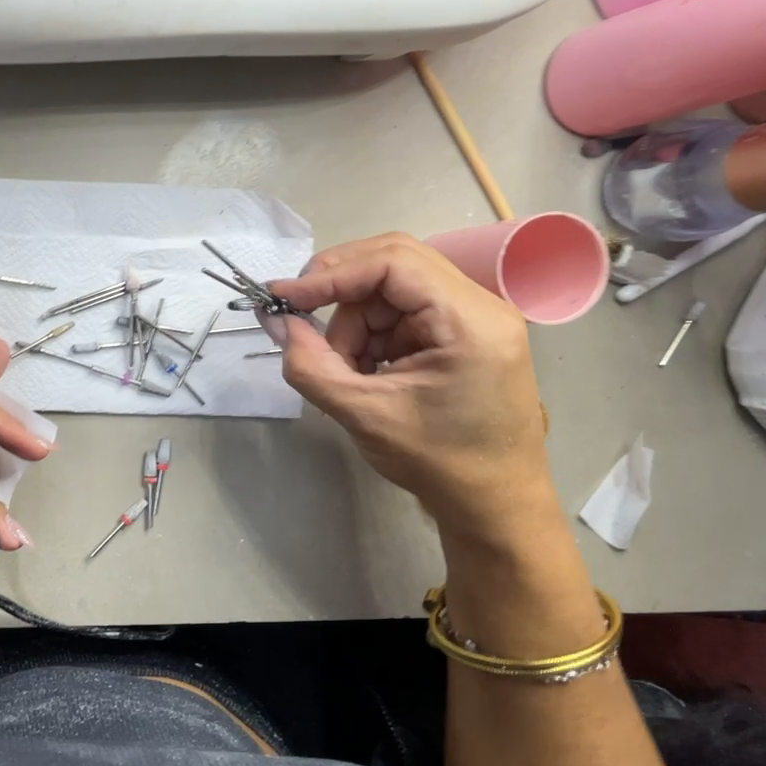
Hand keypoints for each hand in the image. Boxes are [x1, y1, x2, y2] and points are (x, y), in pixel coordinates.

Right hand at [268, 234, 556, 537]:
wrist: (491, 501)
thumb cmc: (436, 461)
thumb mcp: (362, 413)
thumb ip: (309, 364)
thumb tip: (274, 320)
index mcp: (470, 321)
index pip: (393, 263)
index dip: (332, 274)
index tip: (285, 298)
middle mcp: (479, 306)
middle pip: (392, 264)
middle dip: (338, 290)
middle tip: (298, 317)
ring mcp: (472, 318)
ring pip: (389, 291)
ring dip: (352, 322)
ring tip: (346, 371)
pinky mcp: (458, 334)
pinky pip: (398, 313)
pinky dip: (367, 335)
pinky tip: (364, 371)